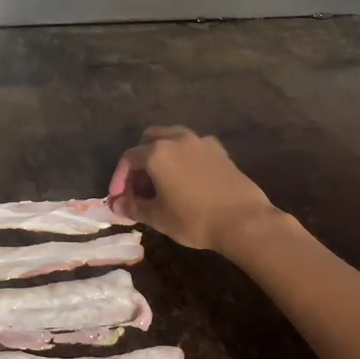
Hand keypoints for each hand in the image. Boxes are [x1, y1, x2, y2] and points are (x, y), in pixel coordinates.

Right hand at [107, 126, 296, 253]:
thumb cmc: (193, 219)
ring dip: (162, 154)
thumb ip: (133, 207)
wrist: (243, 220)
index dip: (119, 178)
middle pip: (149, 139)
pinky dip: (185, 157)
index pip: (128, 158)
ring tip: (162, 179)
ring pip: (173, 138)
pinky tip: (188, 177)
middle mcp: (176, 139)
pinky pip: (194, 147)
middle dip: (140, 159)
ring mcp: (201, 142)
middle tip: (140, 185)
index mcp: (156, 153)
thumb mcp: (158, 218)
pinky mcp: (220, 151)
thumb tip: (115, 205)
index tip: (119, 198)